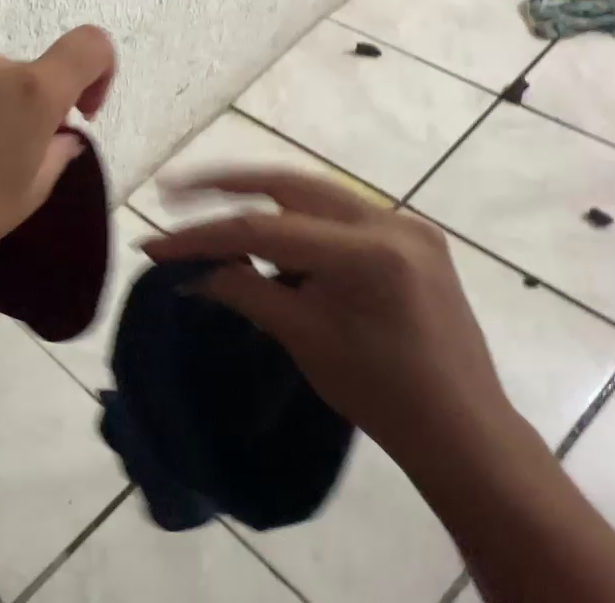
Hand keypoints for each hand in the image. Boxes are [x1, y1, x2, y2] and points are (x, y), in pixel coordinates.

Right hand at [141, 170, 515, 457]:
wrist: (461, 429)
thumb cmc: (379, 390)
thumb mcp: (298, 334)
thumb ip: (238, 287)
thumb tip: (185, 267)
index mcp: (368, 252)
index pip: (261, 228)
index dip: (200, 236)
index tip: (153, 245)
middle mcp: (391, 223)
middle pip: (287, 185)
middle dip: (223, 185)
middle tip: (171, 191)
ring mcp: (406, 227)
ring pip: (310, 192)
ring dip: (256, 197)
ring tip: (206, 205)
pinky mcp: (410, 239)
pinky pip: (334, 212)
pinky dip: (291, 215)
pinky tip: (262, 230)